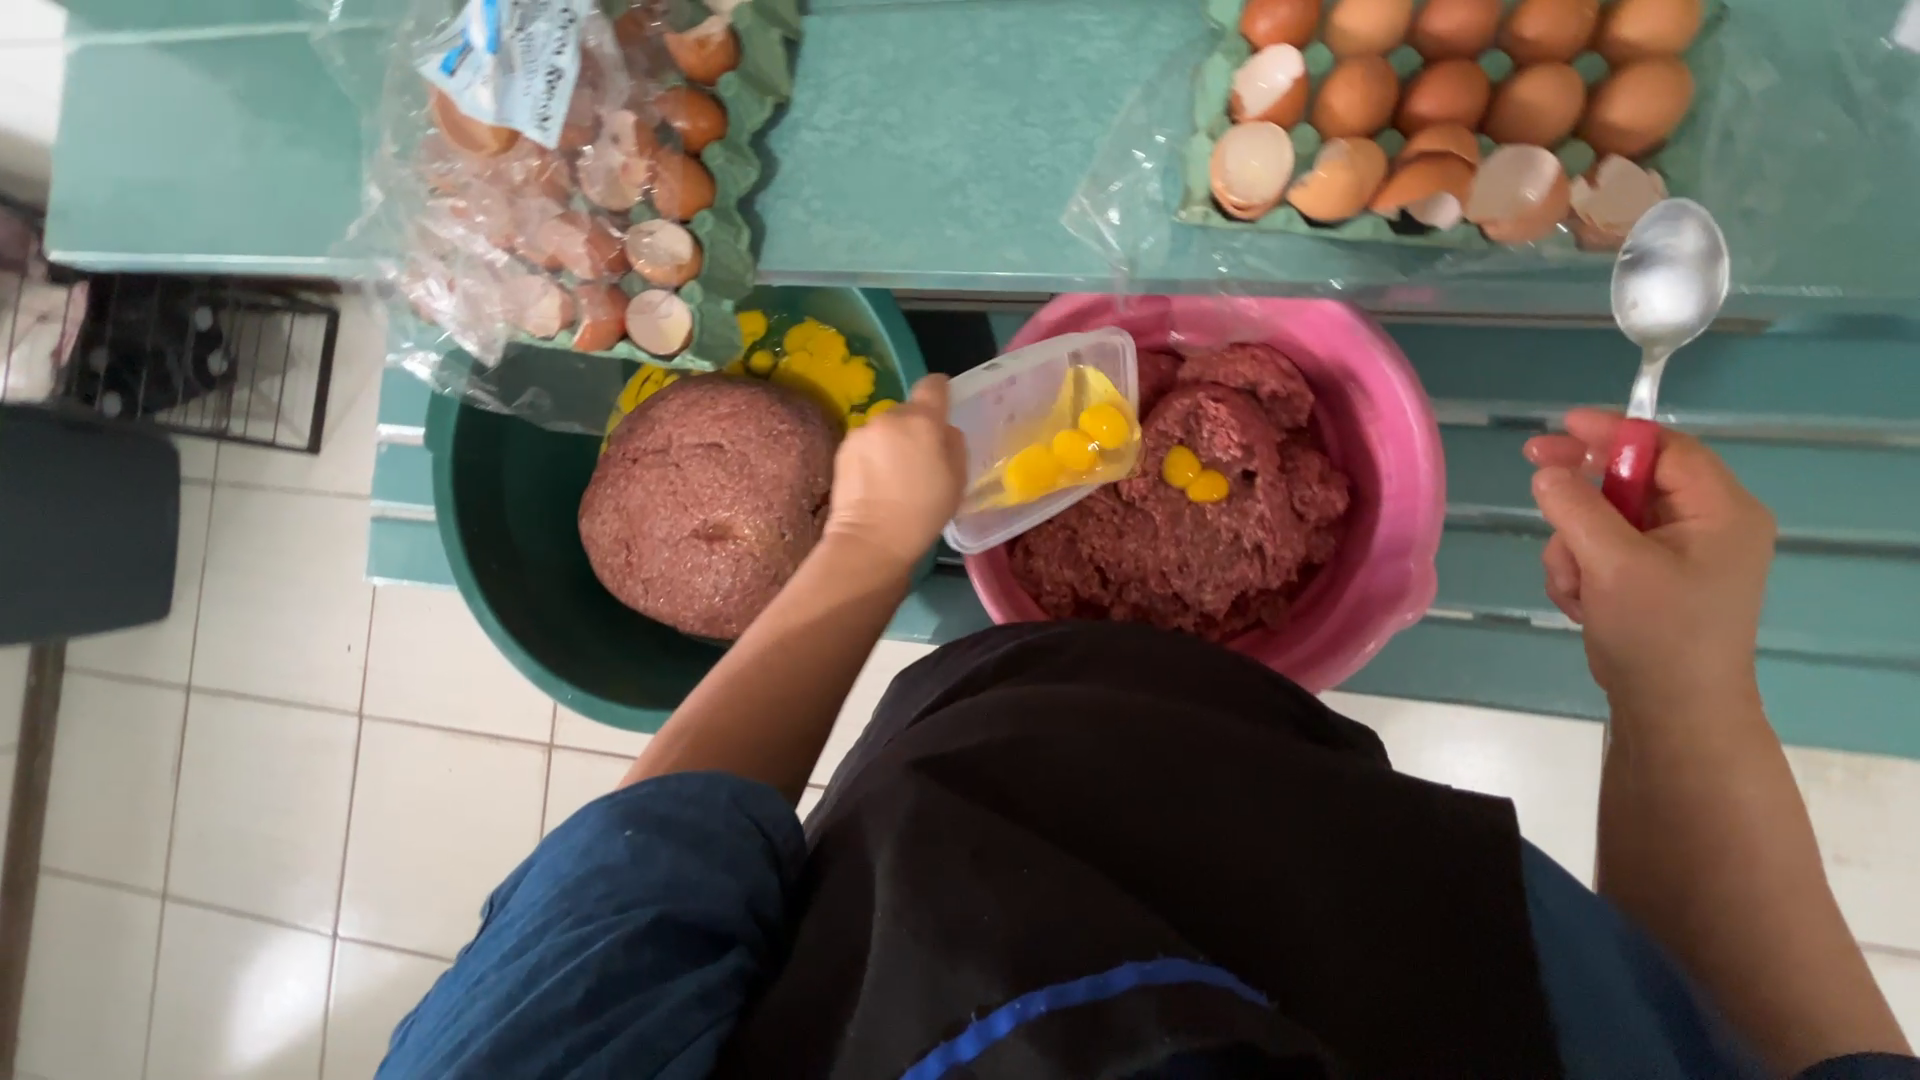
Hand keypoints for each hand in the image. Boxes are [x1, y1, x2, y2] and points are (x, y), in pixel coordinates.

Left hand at [825, 375, 967, 570]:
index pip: (933, 385)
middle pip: (908, 411)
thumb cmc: (923, 513)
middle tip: (919, 460)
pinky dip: (873, 455)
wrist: (871, 540)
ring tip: (895, 476)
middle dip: (915, 428)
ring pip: (885, 428)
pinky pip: (866, 443)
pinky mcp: (842, 449)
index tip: (943, 408)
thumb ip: (954, 445)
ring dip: (892, 442)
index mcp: (922, 420)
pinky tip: (875, 482)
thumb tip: (943, 432)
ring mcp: (861, 432)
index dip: (941, 393)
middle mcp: (889, 417)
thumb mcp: (957, 480)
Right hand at [1524, 408, 1774, 712]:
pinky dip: (1578, 570)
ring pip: (1602, 519)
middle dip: (1580, 488)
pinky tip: (1582, 601)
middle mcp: (1704, 525)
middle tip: (1532, 467)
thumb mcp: (1614, 564)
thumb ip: (1577, 510)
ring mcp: (1674, 553)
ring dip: (1573, 546)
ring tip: (1576, 585)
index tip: (1561, 426)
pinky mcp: (1646, 578)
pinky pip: (1597, 550)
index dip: (1614, 432)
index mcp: (1720, 512)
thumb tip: (1547, 473)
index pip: (1667, 449)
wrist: (1671, 705)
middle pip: (1630, 481)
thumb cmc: (1658, 631)